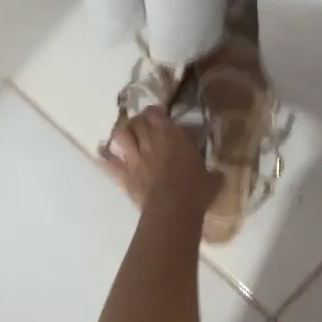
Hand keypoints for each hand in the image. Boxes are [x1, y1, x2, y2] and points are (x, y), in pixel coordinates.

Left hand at [103, 109, 221, 215]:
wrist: (173, 209)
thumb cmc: (196, 191)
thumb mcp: (212, 180)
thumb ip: (213, 174)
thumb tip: (220, 175)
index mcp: (173, 137)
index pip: (157, 114)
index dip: (155, 112)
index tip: (158, 114)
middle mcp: (151, 142)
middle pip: (138, 122)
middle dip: (139, 120)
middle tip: (142, 124)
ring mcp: (135, 158)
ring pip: (120, 136)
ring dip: (122, 133)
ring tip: (125, 135)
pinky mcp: (125, 176)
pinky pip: (110, 164)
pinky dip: (105, 158)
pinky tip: (102, 154)